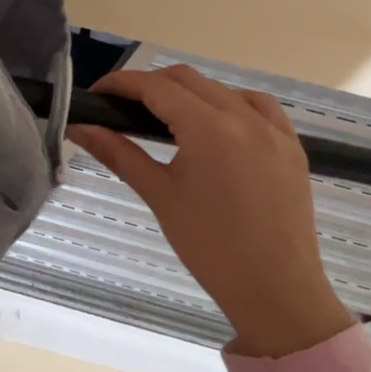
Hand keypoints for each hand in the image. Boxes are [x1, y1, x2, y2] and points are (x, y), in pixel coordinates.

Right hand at [68, 65, 353, 357]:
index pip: (155, 87)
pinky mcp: (291, 146)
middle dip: (150, 85)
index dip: (121, 84)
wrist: (277, 292)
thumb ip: (118, 153)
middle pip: (187, 79)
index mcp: (208, 129)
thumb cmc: (210, 248)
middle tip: (122, 108)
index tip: (97, 95)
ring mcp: (273, 130)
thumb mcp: (159, 196)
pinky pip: (259, 106)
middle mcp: (243, 118)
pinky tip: (217, 123)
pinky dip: (231, 102)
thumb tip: (79, 128)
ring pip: (221, 88)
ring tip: (166, 116)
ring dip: (189, 91)